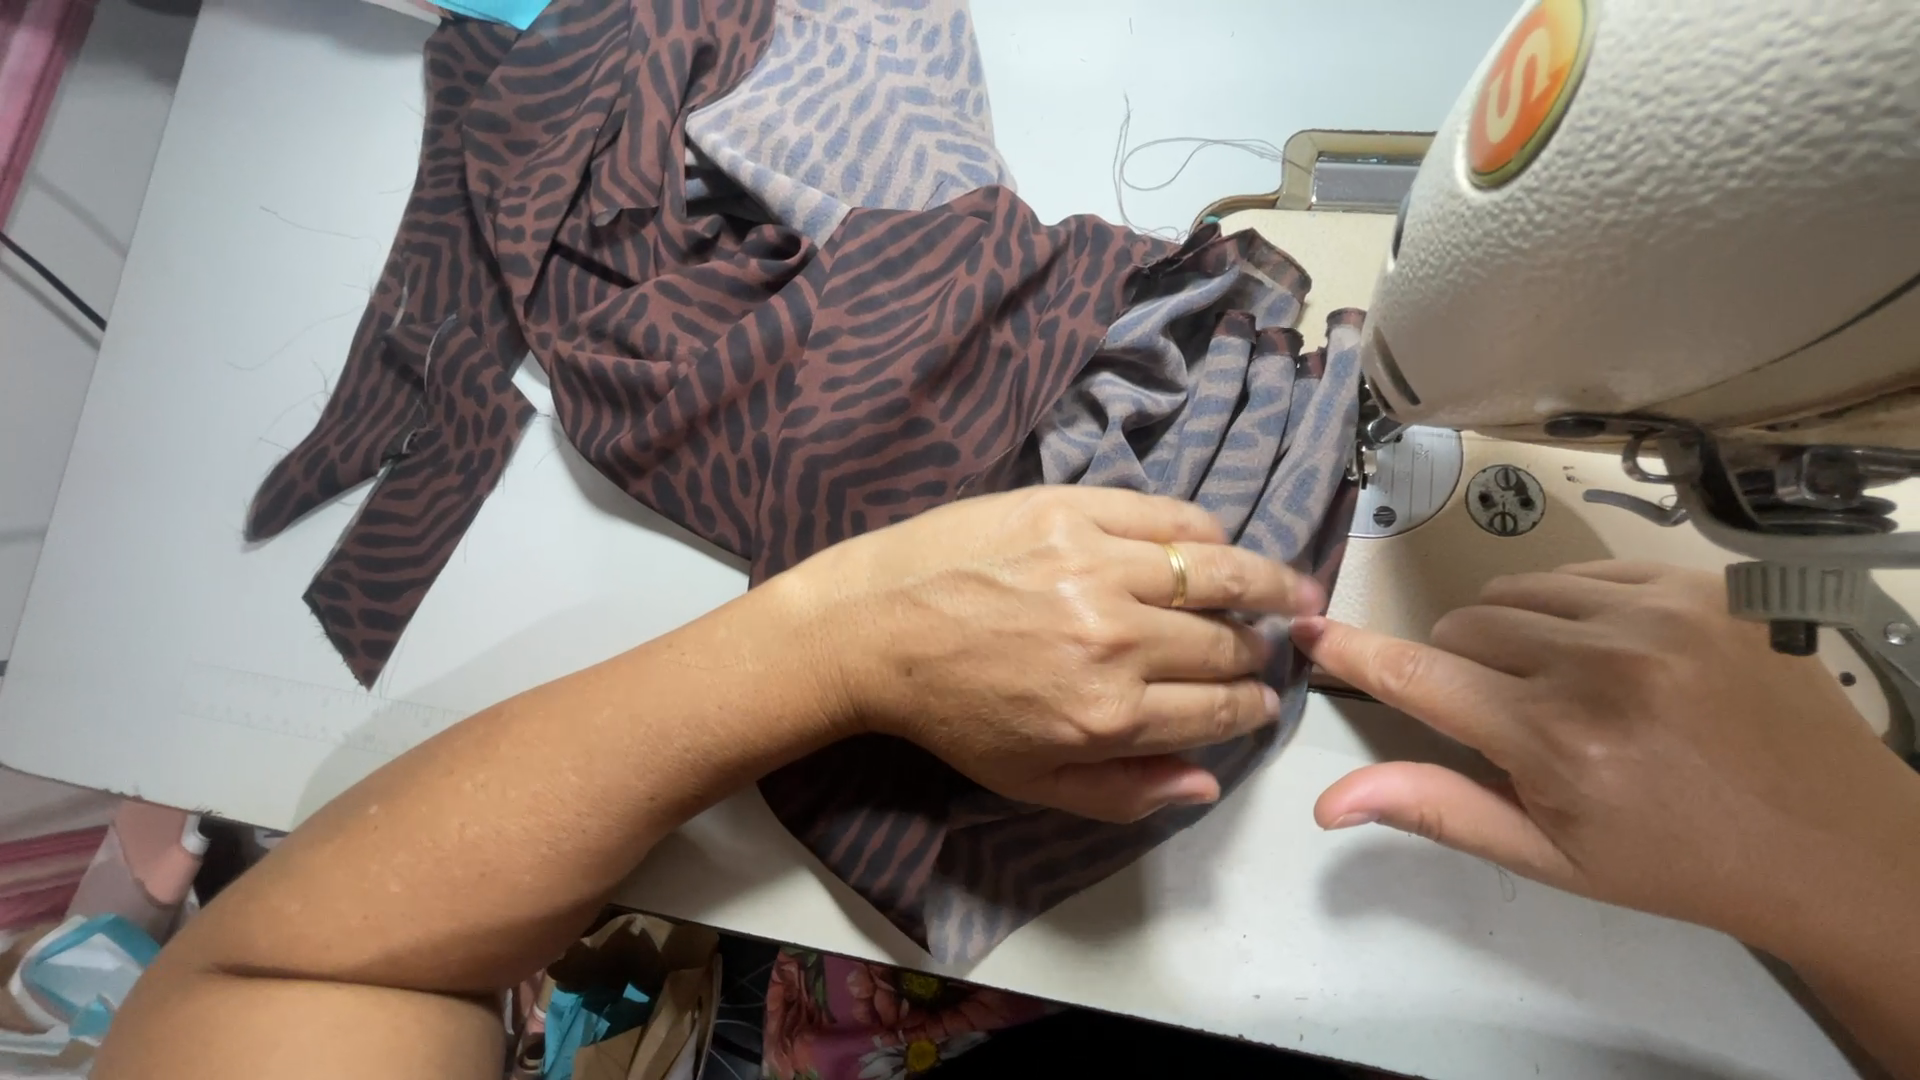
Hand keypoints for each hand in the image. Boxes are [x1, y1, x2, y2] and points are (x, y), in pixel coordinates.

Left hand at [781, 487, 1324, 823]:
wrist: (875, 628)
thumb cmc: (950, 711)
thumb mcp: (1027, 780)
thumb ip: (1123, 793)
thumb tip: (1209, 781)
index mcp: (1110, 713)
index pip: (1219, 708)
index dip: (1252, 705)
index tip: (1262, 698)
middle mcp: (1117, 637)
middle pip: (1226, 643)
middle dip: (1257, 653)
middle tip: (1264, 647)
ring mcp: (1096, 564)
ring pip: (1218, 570)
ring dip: (1266, 583)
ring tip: (1287, 588)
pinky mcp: (1071, 509)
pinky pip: (1169, 514)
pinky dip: (1205, 531)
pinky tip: (1213, 543)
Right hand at [1294, 561, 1919, 955]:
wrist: (1852, 848)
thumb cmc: (1675, 861)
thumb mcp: (1546, 857)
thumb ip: (1433, 809)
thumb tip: (1325, 802)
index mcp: (1558, 742)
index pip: (1416, 676)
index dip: (1350, 651)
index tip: (1306, 629)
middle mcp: (1601, 666)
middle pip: (1459, 629)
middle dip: (1462, 669)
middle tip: (1509, 714)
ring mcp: (1657, 615)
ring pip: (1508, 596)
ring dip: (1509, 636)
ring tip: (1560, 682)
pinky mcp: (1698, 587)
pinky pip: (1570, 574)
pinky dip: (1564, 609)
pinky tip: (1608, 652)